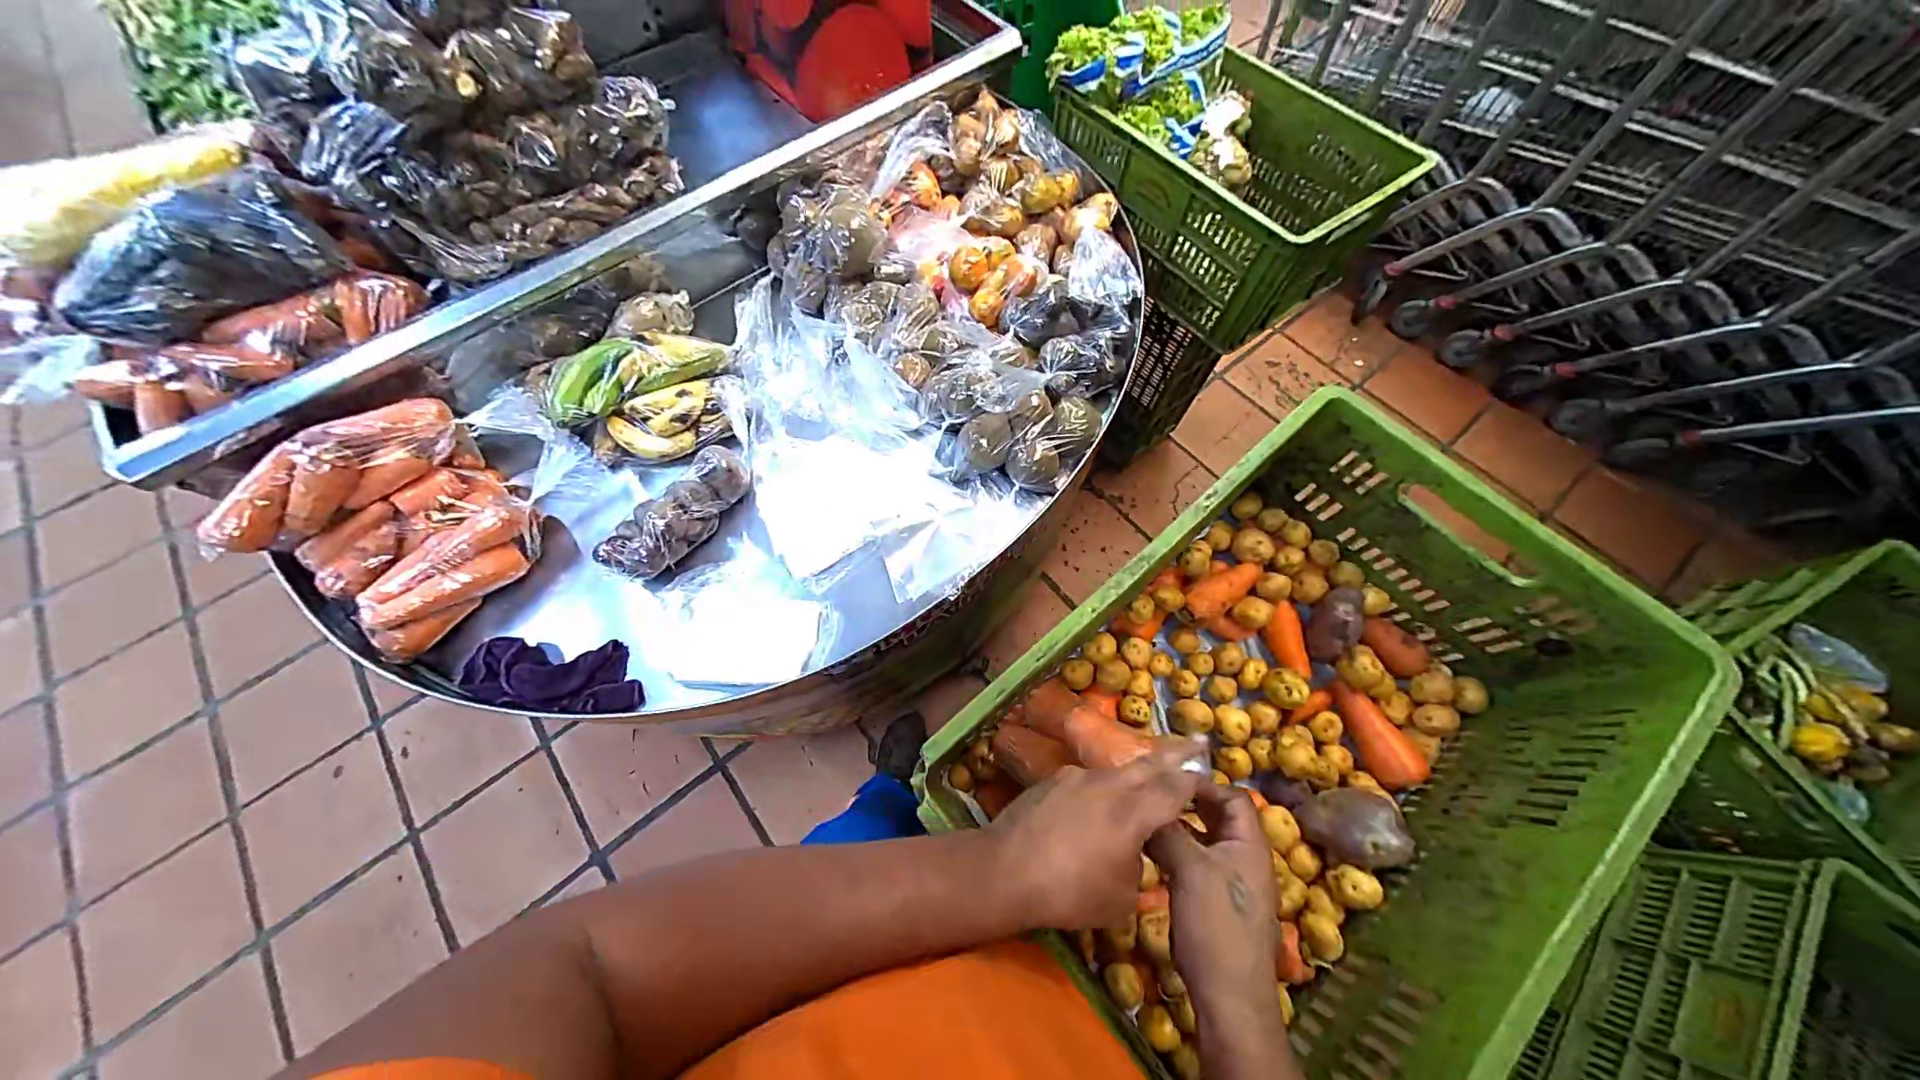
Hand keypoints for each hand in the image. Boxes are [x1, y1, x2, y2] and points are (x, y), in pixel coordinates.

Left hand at [989, 739, 1206, 930]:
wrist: (1005, 870)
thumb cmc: (1069, 891)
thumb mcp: (1120, 898)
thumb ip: (1139, 868)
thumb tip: (1135, 853)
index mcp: (1133, 812)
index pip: (1175, 788)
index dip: (1196, 780)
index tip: (1210, 769)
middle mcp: (1108, 784)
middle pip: (1149, 765)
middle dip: (1176, 756)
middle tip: (1196, 745)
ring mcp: (1076, 777)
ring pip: (1116, 770)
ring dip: (1137, 771)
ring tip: (1148, 774)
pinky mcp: (1052, 781)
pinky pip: (1087, 779)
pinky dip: (1103, 786)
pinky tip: (1097, 801)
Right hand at [1147, 784, 1281, 1023]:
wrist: (1229, 997)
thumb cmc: (1215, 925)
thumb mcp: (1189, 869)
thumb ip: (1169, 832)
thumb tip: (1146, 809)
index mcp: (1250, 845)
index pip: (1234, 797)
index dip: (1204, 785)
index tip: (1167, 782)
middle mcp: (1246, 859)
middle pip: (1218, 818)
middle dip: (1186, 806)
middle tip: (1151, 799)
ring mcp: (1233, 883)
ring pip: (1205, 843)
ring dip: (1179, 831)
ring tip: (1145, 824)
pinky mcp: (1218, 904)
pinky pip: (1198, 865)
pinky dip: (1178, 855)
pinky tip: (1152, 858)